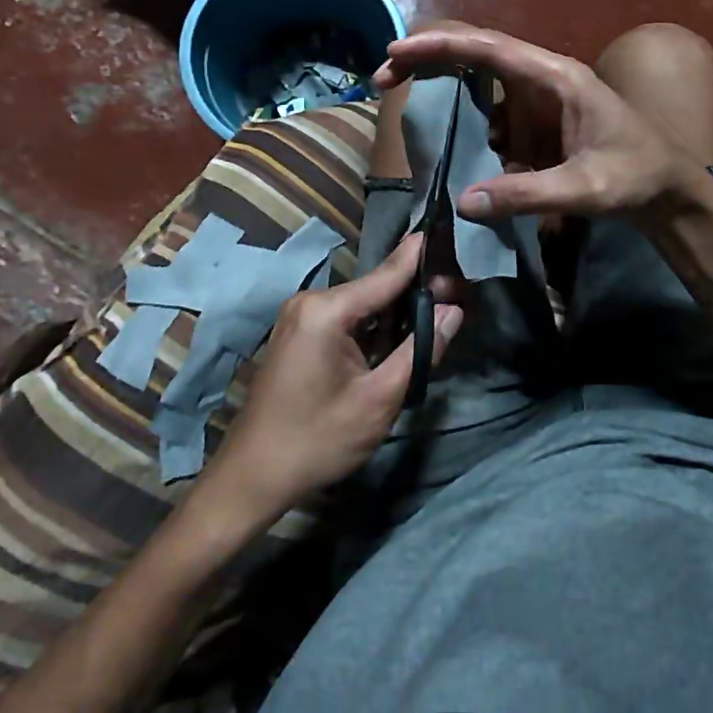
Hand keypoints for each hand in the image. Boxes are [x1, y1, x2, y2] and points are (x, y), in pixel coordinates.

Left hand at [202, 235, 463, 518]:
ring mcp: (301, 317)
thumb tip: (454, 309)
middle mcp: (311, 302)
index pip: (388, 274)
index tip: (451, 236)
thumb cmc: (318, 441)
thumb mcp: (380, 399)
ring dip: (397, 311)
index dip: (422, 257)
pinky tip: (403, 333)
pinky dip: (375, 326)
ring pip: (363, 305)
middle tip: (459, 292)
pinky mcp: (300, 334)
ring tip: (441, 309)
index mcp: (326, 310)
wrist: (253, 477)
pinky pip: (347, 319)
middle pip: (376, 287)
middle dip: (416, 290)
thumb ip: (421, 350)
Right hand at [373, 26, 696, 220]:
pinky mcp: (538, 126)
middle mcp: (544, 80)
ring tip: (405, 106)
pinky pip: (493, 119)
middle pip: (477, 56)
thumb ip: (527, 195)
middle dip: (429, 61)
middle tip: (384, 78)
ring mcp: (540, 102)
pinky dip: (468, 128)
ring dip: (444, 94)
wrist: (668, 190)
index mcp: (557, 78)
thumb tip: (464, 203)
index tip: (397, 52)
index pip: (490, 48)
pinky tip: (453, 148)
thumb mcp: (586, 188)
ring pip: (481, 86)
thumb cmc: (637, 178)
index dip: (441, 46)